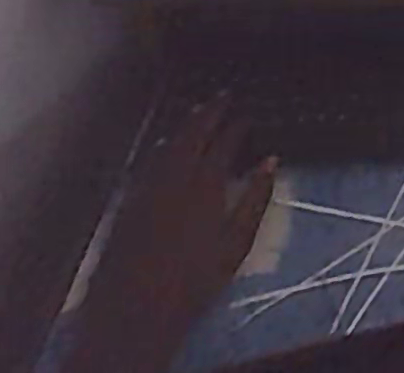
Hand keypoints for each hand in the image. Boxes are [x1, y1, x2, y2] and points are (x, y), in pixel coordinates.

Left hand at [70, 97, 275, 372]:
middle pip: (195, 132)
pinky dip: (162, 144)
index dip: (237, 125)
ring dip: (187, 122)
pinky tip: (164, 141)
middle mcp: (177, 175)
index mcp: (206, 182)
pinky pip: (149, 159)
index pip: (225, 142)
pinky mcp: (131, 198)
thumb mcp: (237, 242)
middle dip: (211, 111)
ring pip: (170, 142)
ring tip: (199, 109)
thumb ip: (256, 197)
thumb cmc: (195, 278)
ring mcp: (151, 184)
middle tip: (223, 95)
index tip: (246, 114)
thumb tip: (272, 161)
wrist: (135, 309)